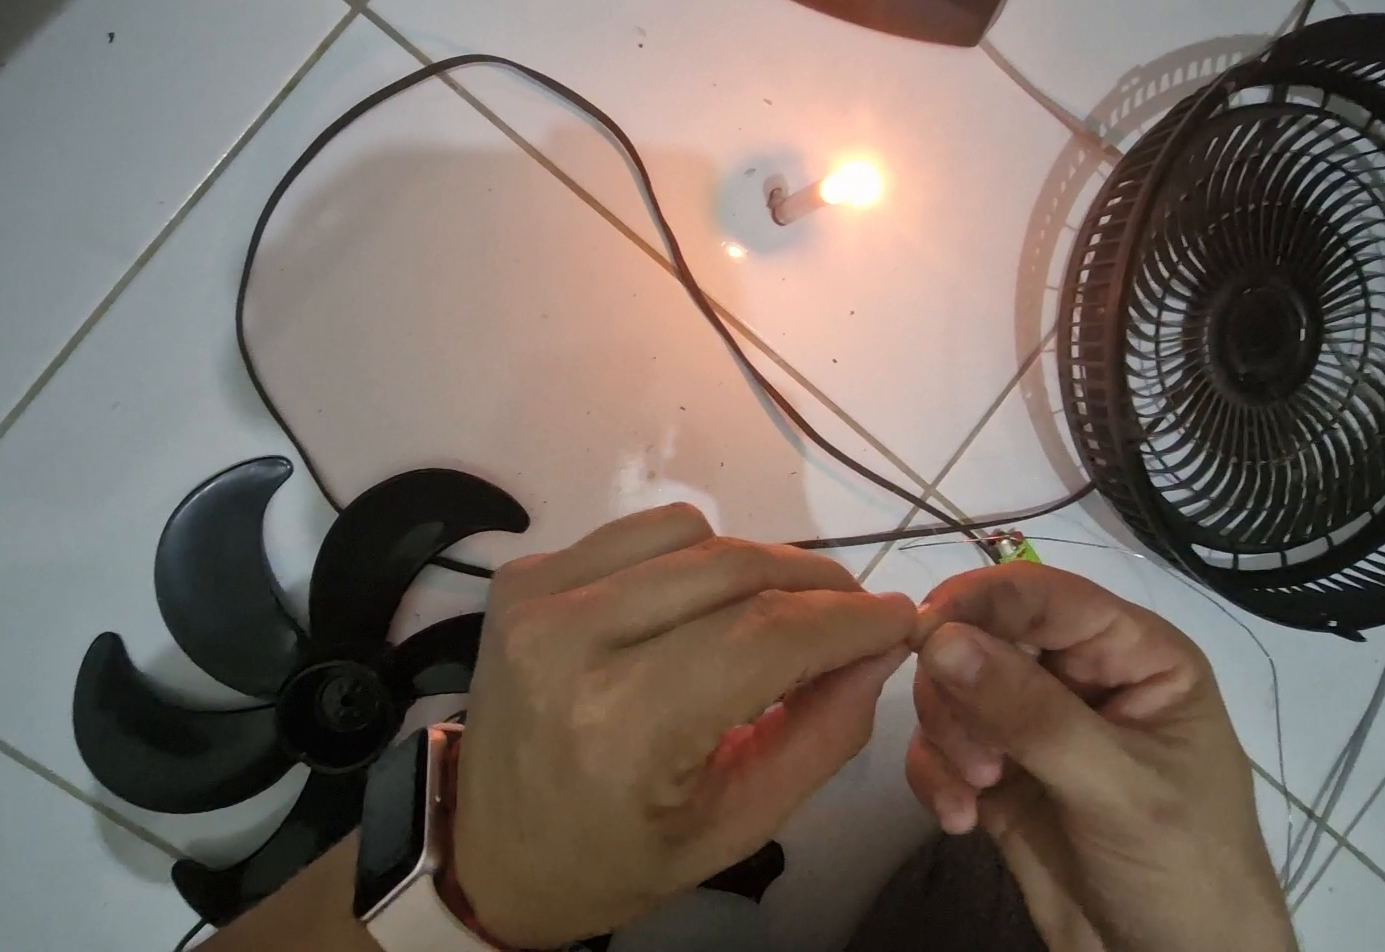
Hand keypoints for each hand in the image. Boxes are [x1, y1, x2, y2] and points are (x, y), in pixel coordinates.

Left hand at [450, 504, 914, 948]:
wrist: (485, 843)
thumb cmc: (615, 854)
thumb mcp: (735, 825)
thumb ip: (821, 734)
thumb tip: (879, 648)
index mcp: (624, 726)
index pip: (766, 636)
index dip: (847, 620)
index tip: (899, 617)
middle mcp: (573, 640)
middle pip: (732, 569)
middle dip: (814, 582)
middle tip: (854, 608)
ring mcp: (539, 595)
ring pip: (690, 531)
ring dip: (753, 563)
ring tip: (773, 610)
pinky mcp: (525, 574)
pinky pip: (640, 532)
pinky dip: (689, 554)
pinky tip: (696, 600)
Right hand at [906, 563, 1293, 951]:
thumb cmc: (1183, 873)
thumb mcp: (1119, 790)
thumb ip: (1029, 711)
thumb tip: (938, 637)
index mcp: (1129, 652)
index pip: (1039, 593)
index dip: (978, 600)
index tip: (923, 634)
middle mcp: (1072, 669)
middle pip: (979, 631)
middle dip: (959, 689)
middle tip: (973, 755)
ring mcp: (1027, 714)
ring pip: (948, 680)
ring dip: (948, 736)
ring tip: (977, 791)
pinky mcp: (992, 758)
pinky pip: (936, 736)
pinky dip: (934, 771)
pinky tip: (961, 818)